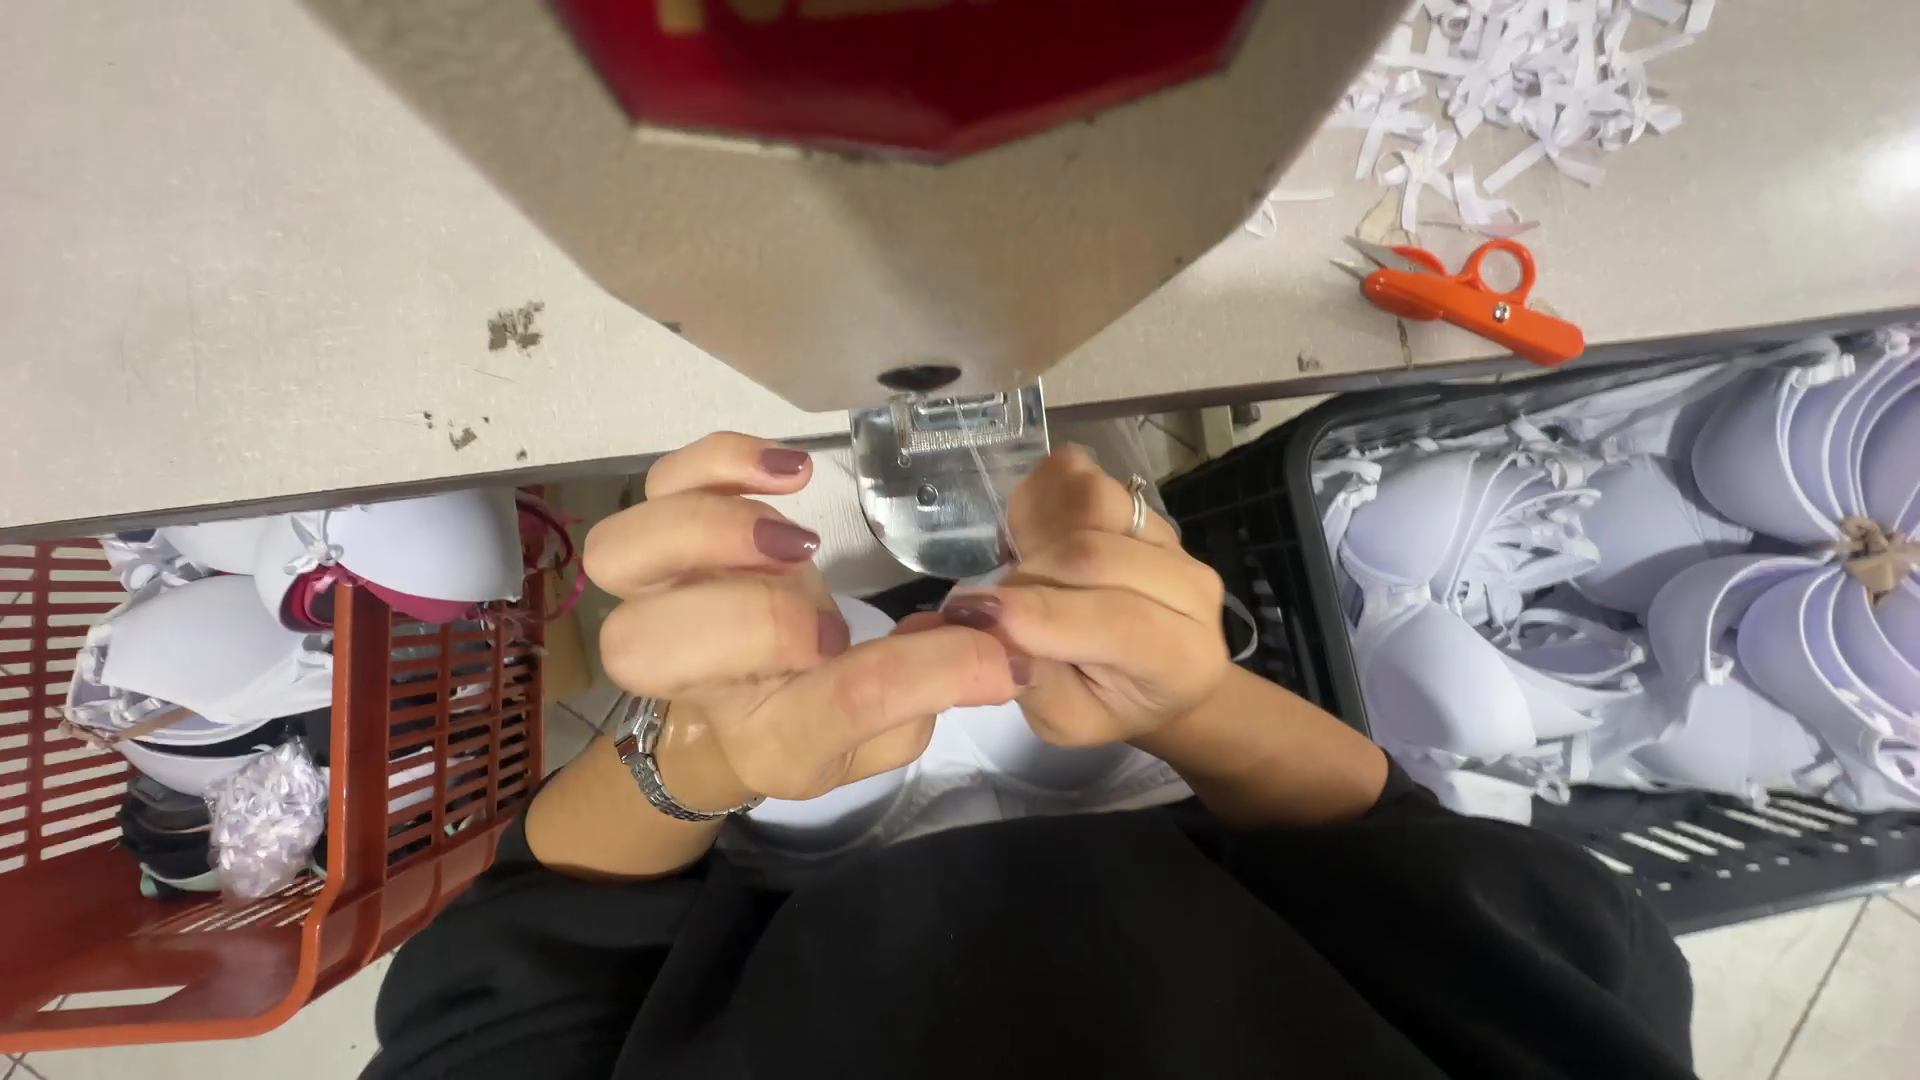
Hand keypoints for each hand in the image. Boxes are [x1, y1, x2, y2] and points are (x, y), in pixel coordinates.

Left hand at [585, 433, 1025, 808]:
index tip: (991, 651)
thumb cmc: (815, 719)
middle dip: (755, 619)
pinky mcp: (672, 537)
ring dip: (712, 533)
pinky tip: (789, 472)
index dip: (924, 673)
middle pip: (652, 650)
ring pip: (622, 556)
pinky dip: (717, 464)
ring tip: (798, 538)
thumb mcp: (885, 732)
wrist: (737, 708)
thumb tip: (998, 646)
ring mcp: (669, 598)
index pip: (837, 708)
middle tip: (827, 611)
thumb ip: (931, 692)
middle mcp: (695, 677)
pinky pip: (660, 484)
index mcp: (767, 736)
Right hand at [941, 446, 1228, 747]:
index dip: (1041, 613)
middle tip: (985, 601)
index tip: (975, 611)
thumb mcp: (1069, 721)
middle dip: (1025, 575)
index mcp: (1182, 656)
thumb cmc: (1110, 703)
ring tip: (1014, 560)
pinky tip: (1031, 530)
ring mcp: (1169, 537)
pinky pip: (1084, 479)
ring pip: (1092, 503)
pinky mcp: (1143, 504)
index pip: (1118, 623)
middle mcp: (1192, 588)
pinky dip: (1044, 494)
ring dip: (1035, 527)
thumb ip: (1036, 684)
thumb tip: (990, 627)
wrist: (1155, 672)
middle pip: (1096, 556)